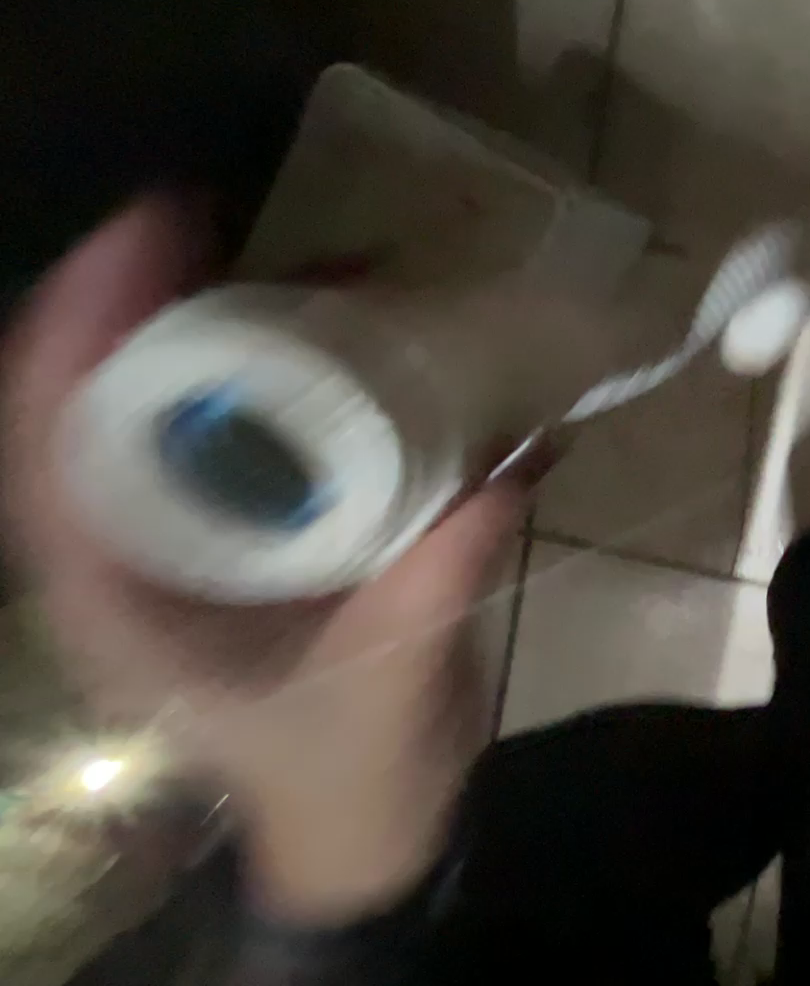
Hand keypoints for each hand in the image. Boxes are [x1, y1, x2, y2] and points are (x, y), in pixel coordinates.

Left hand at [2, 197, 531, 925]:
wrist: (376, 809)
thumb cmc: (349, 767)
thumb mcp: (387, 685)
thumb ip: (436, 584)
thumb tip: (511, 471)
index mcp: (128, 590)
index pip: (60, 443)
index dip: (90, 330)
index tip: (157, 236)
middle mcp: (164, 547)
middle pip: (142, 402)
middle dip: (204, 311)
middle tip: (301, 249)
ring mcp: (238, 537)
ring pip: (232, 413)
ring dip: (292, 341)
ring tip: (368, 282)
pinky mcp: (308, 535)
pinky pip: (318, 443)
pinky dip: (365, 393)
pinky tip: (422, 362)